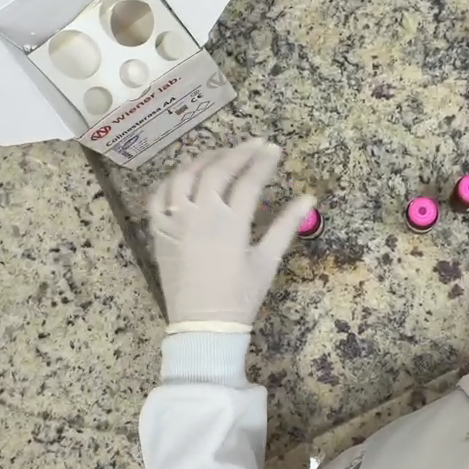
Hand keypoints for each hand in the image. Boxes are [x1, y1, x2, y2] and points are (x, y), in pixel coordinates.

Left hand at [148, 139, 313, 330]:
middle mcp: (200, 214)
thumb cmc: (240, 295)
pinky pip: (159, 197)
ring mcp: (175, 221)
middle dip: (238, 153)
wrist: (203, 324)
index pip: (249, 181)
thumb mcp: (267, 260)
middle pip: (218, 171)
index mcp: (230, 223)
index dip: (263, 162)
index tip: (275, 149)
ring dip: (204, 159)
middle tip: (255, 144)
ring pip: (185, 176)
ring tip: (220, 154)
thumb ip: (286, 226)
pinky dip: (172, 181)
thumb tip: (309, 199)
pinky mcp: (159, 231)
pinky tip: (184, 177)